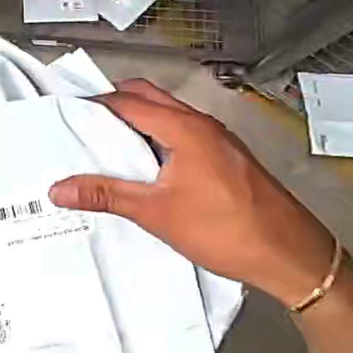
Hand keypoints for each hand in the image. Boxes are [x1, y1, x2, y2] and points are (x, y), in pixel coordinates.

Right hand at [49, 79, 338, 308]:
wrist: (293, 256)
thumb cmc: (226, 230)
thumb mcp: (157, 213)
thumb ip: (107, 195)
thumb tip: (59, 189)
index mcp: (184, 127)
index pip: (129, 101)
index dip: (96, 103)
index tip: (69, 112)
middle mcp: (202, 124)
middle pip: (150, 96)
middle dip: (116, 101)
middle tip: (85, 121)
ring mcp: (218, 139)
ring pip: (169, 113)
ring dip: (139, 118)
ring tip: (109, 142)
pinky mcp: (227, 156)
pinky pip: (184, 131)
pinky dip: (159, 134)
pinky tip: (148, 164)